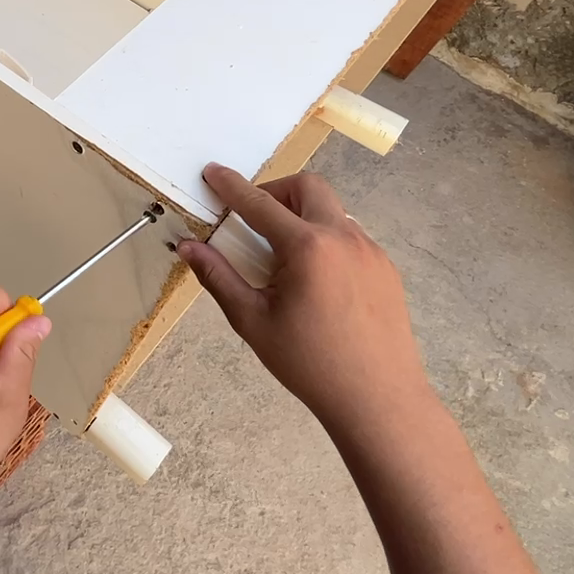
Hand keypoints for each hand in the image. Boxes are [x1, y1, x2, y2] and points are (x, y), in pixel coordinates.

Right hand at [178, 164, 430, 440]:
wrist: (381, 401)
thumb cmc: (310, 363)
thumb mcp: (252, 320)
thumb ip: (218, 277)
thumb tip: (188, 247)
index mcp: (307, 247)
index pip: (259, 203)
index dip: (231, 186)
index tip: (212, 173)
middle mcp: (344, 238)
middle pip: (307, 187)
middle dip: (275, 190)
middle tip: (253, 219)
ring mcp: (371, 252)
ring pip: (331, 210)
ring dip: (301, 215)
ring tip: (282, 256)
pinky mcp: (386, 270)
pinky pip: (349, 236)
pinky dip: (323, 238)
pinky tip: (314, 279)